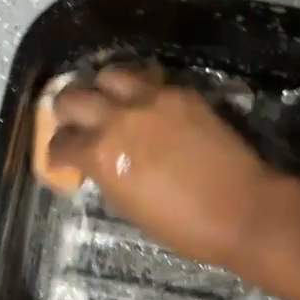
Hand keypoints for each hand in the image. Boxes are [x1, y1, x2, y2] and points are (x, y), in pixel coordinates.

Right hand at [49, 67, 280, 268]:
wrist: (243, 209)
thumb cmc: (184, 226)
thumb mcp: (129, 206)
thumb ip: (106, 176)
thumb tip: (99, 163)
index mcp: (102, 155)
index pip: (62, 143)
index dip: (57, 152)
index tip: (62, 157)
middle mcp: (119, 118)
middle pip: (73, 97)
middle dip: (66, 110)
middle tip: (73, 121)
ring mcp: (152, 99)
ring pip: (110, 74)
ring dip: (102, 88)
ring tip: (108, 100)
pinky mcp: (181, 93)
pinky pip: (149, 78)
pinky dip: (138, 88)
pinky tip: (144, 102)